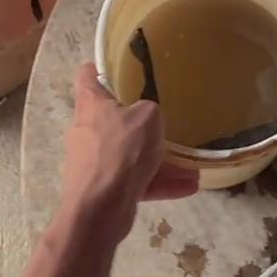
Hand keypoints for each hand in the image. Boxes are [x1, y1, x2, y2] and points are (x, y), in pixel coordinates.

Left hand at [61, 64, 198, 231]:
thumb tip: (149, 117)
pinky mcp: (101, 190)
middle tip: (163, 119)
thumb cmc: (120, 149)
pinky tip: (188, 187)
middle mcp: (85, 130)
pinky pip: (133, 181)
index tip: (116, 67)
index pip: (86, 76)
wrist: (99, 209)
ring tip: (191, 166)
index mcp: (90, 104)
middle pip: (110, 118)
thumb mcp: (148, 117)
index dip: (99, 68)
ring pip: (128, 155)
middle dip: (138, 121)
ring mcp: (91, 163)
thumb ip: (151, 111)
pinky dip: (158, 183)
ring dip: (158, 160)